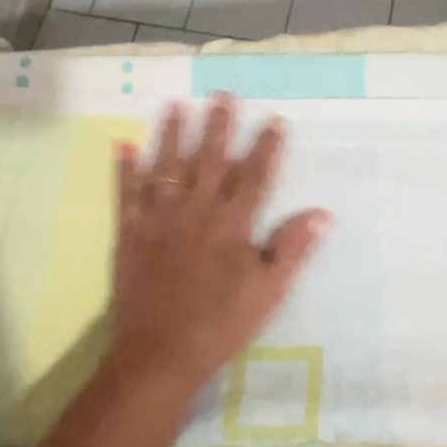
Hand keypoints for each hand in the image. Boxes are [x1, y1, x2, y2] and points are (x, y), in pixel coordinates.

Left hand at [107, 94, 330, 390]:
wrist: (160, 353)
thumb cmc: (220, 324)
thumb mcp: (268, 291)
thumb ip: (292, 249)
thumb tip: (323, 213)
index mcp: (232, 223)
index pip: (255, 176)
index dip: (266, 148)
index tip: (275, 121)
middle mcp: (196, 210)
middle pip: (209, 159)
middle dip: (218, 126)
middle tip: (222, 94)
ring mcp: (160, 218)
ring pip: (167, 167)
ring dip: (171, 134)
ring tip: (175, 106)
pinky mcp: (131, 233)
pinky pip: (127, 193)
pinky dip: (125, 169)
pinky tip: (124, 145)